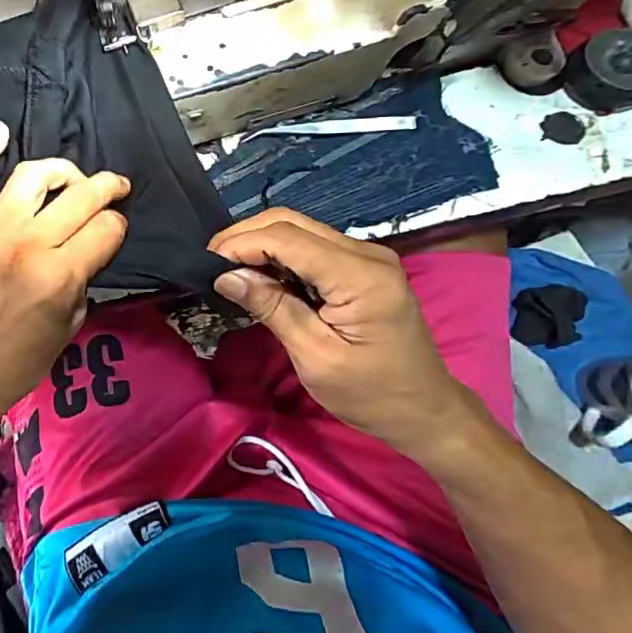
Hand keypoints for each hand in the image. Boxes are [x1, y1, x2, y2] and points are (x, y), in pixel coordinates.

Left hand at [0, 121, 129, 435]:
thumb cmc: (17, 361)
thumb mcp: (70, 325)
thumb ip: (83, 278)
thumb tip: (89, 245)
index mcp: (61, 275)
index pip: (108, 227)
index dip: (117, 227)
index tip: (111, 233)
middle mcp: (27, 244)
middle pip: (82, 195)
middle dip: (107, 189)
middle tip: (113, 189)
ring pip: (33, 174)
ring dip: (60, 170)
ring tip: (69, 179)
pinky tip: (0, 133)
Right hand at [208, 209, 488, 460]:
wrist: (424, 410)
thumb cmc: (370, 393)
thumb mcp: (314, 356)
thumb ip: (272, 308)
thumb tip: (225, 276)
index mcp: (360, 277)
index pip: (287, 238)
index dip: (241, 244)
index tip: (207, 264)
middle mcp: (366, 254)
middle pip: (291, 222)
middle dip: (244, 236)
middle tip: (211, 263)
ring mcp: (366, 257)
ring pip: (298, 228)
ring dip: (258, 242)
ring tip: (227, 268)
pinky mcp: (361, 266)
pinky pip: (310, 244)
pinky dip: (276, 252)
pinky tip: (257, 273)